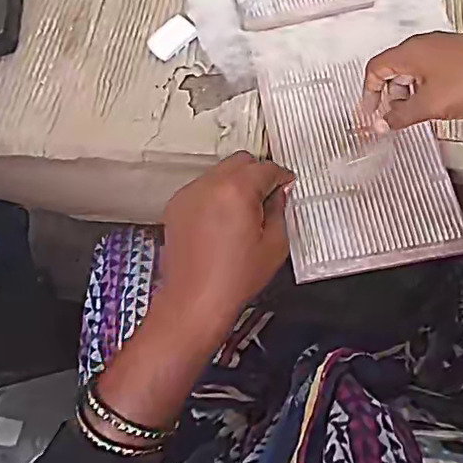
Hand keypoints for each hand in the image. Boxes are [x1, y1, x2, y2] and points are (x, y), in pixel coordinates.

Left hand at [156, 153, 293, 325]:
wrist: (195, 300)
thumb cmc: (234, 278)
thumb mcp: (274, 245)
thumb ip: (280, 210)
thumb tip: (278, 195)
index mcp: (237, 190)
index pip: (266, 168)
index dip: (281, 177)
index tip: (286, 186)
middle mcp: (209, 185)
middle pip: (240, 162)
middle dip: (257, 174)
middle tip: (267, 197)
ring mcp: (189, 194)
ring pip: (219, 172)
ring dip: (234, 184)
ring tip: (243, 212)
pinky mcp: (176, 206)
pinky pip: (201, 188)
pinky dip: (214, 196)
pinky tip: (222, 220)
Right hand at [358, 32, 462, 132]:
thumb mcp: (429, 105)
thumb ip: (400, 116)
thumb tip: (384, 122)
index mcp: (411, 51)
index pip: (376, 70)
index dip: (368, 94)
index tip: (370, 114)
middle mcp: (425, 45)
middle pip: (393, 70)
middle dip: (388, 97)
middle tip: (391, 119)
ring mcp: (444, 49)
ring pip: (413, 72)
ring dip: (408, 95)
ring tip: (415, 115)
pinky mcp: (460, 56)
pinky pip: (431, 73)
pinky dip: (425, 90)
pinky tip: (437, 105)